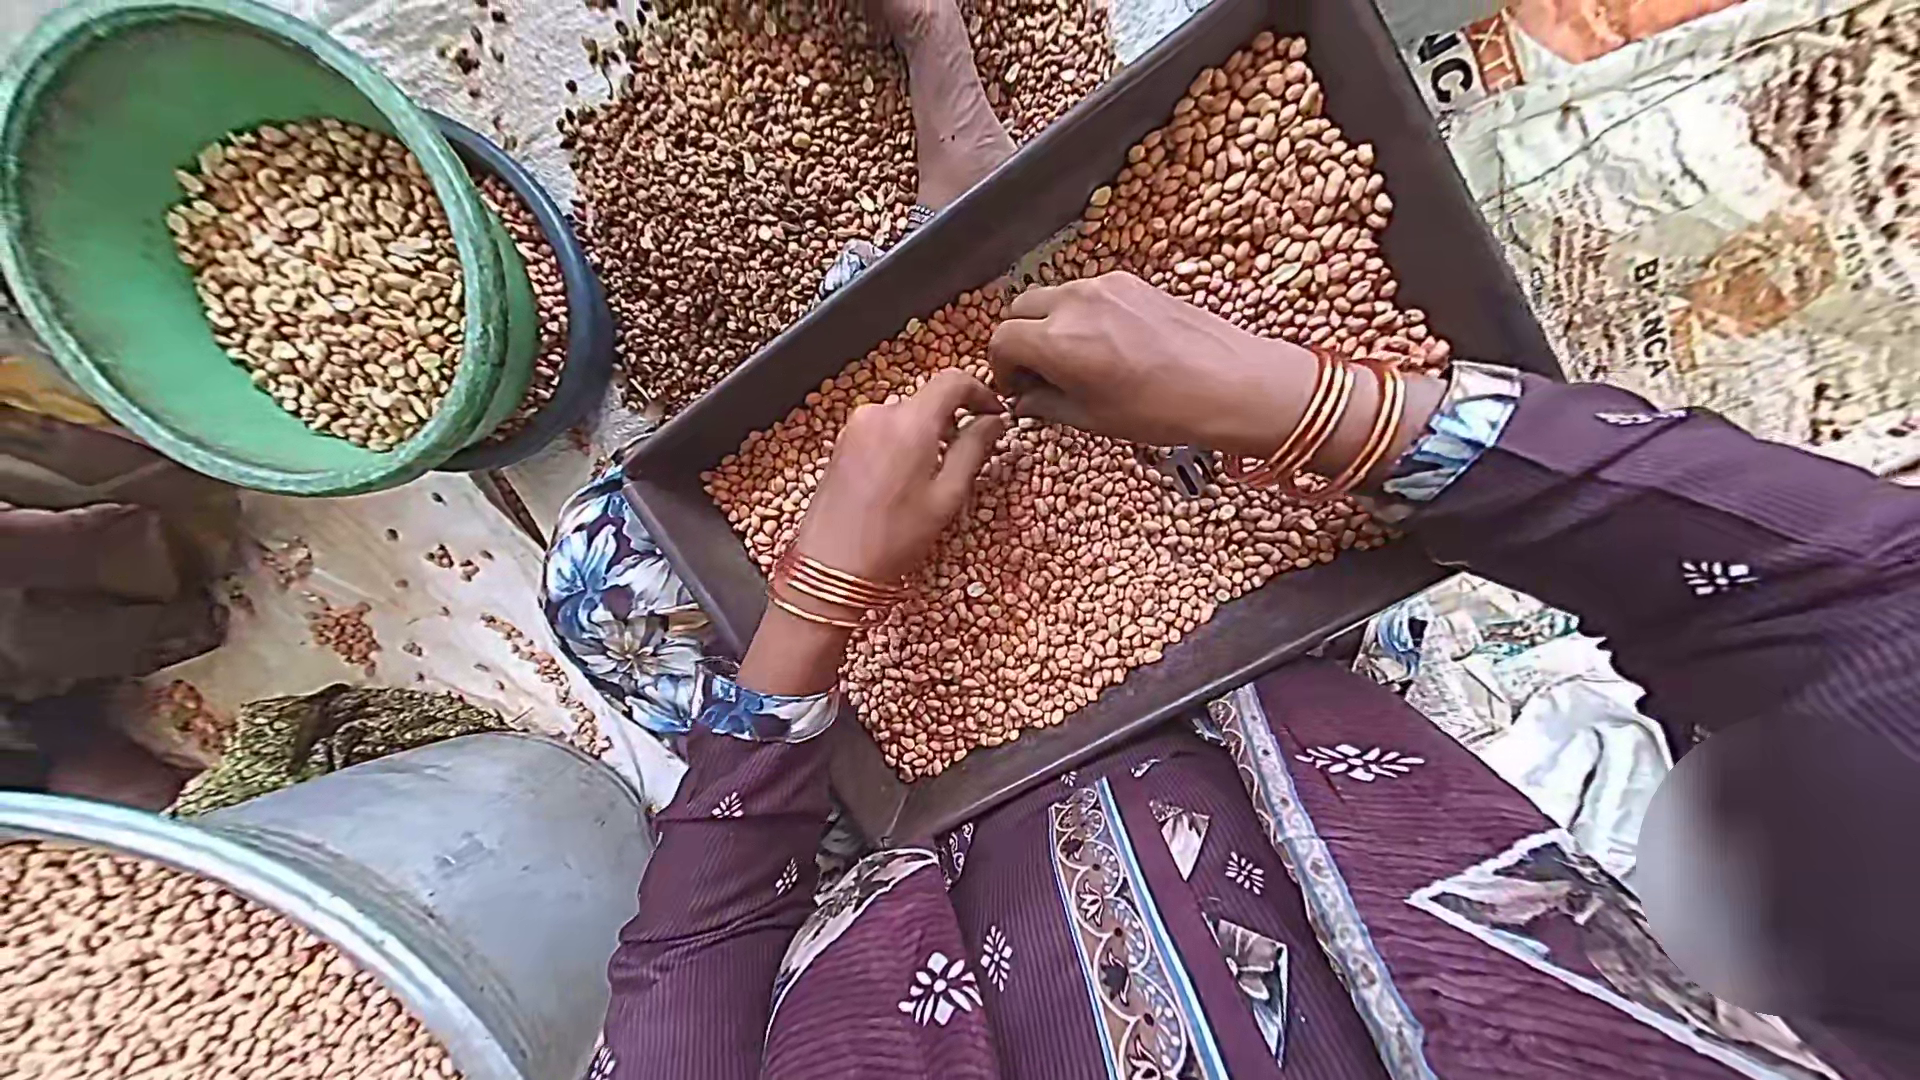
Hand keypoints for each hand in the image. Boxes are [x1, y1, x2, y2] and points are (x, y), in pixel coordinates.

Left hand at [792, 368, 1009, 583]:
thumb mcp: (946, 496)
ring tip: (935, 473)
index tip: (993, 413)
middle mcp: (879, 413)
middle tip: (970, 451)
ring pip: (905, 415)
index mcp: (910, 422)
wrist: (832, 564)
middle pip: (927, 398)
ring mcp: (855, 427)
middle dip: (953, 418)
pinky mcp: (841, 442)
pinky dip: (903, 441)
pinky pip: (882, 429)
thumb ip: (973, 449)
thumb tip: (993, 421)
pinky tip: (905, 478)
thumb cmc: (894, 537)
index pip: (953, 380)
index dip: (980, 391)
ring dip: (927, 432)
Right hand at [988, 271, 1318, 457]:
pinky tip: (1102, 344)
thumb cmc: (1159, 410)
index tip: (1015, 388)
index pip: (1001, 339)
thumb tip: (1024, 400)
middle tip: (1036, 372)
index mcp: (1058, 340)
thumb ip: (1046, 404)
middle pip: (1020, 308)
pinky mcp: (1131, 280)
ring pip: (1053, 297)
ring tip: (1072, 359)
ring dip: (1048, 324)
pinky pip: (1086, 293)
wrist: (1230, 383)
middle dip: (1019, 340)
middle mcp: (1074, 302)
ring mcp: (1105, 285)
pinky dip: (1078, 314)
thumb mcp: (1092, 418)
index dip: (1000, 367)